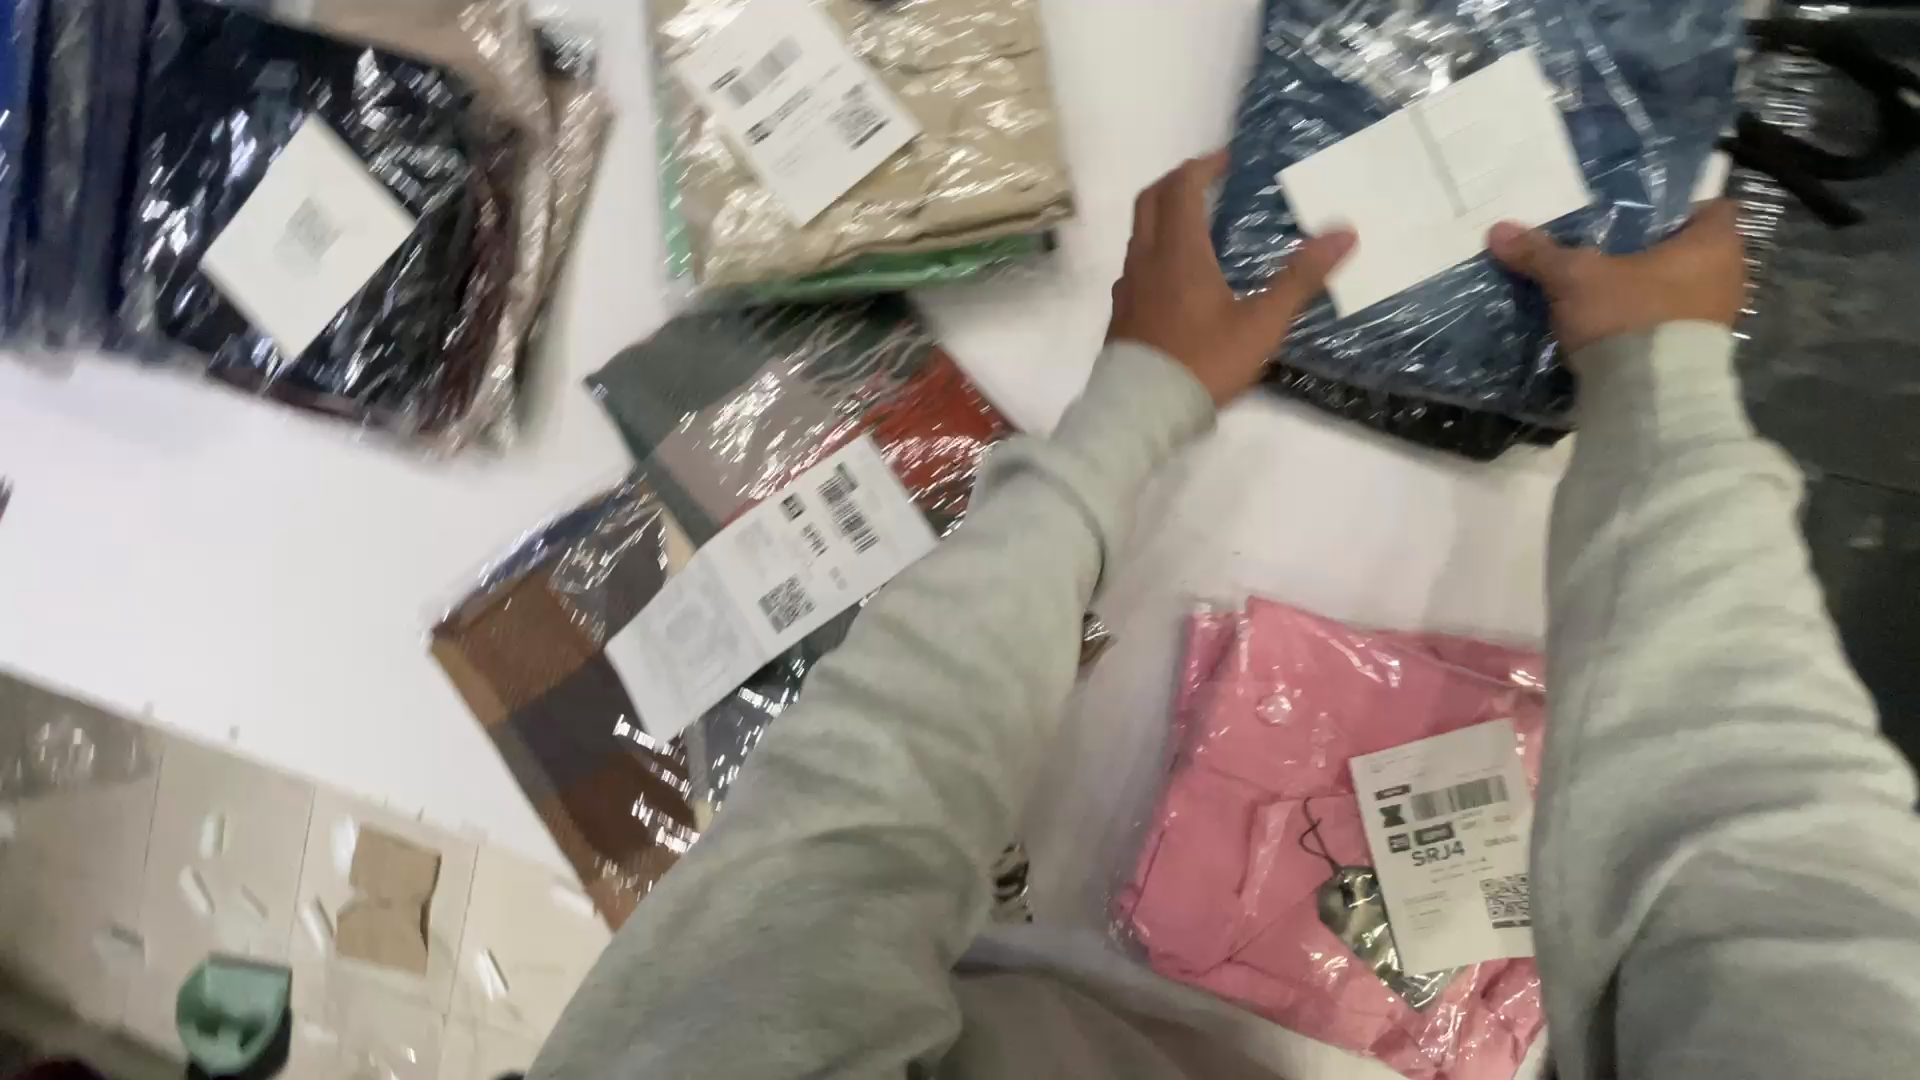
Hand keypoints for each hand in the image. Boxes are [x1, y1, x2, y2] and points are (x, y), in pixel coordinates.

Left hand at [1107, 153, 1355, 405]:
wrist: (1140, 411)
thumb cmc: (1201, 363)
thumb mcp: (1260, 324)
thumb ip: (1299, 278)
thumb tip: (1343, 233)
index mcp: (1177, 252)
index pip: (1181, 187)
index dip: (1203, 166)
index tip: (1228, 161)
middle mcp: (1144, 262)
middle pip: (1149, 202)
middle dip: (1177, 182)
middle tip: (1207, 182)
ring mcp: (1126, 290)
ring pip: (1138, 236)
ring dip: (1162, 219)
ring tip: (1196, 229)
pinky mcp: (1119, 316)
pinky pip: (1133, 269)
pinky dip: (1153, 254)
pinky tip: (1174, 279)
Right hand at [1487, 200, 1745, 354]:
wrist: (1647, 388)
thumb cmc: (1626, 314)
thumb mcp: (1574, 278)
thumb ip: (1541, 254)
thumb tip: (1498, 229)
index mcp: (1714, 242)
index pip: (1707, 208)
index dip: (1673, 211)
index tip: (1636, 224)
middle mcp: (1729, 272)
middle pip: (1689, 252)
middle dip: (1651, 256)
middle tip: (1609, 260)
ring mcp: (1717, 315)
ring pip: (1680, 290)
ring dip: (1648, 293)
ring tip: (1606, 298)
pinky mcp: (1697, 351)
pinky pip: (1671, 325)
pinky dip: (1646, 324)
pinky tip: (1614, 331)